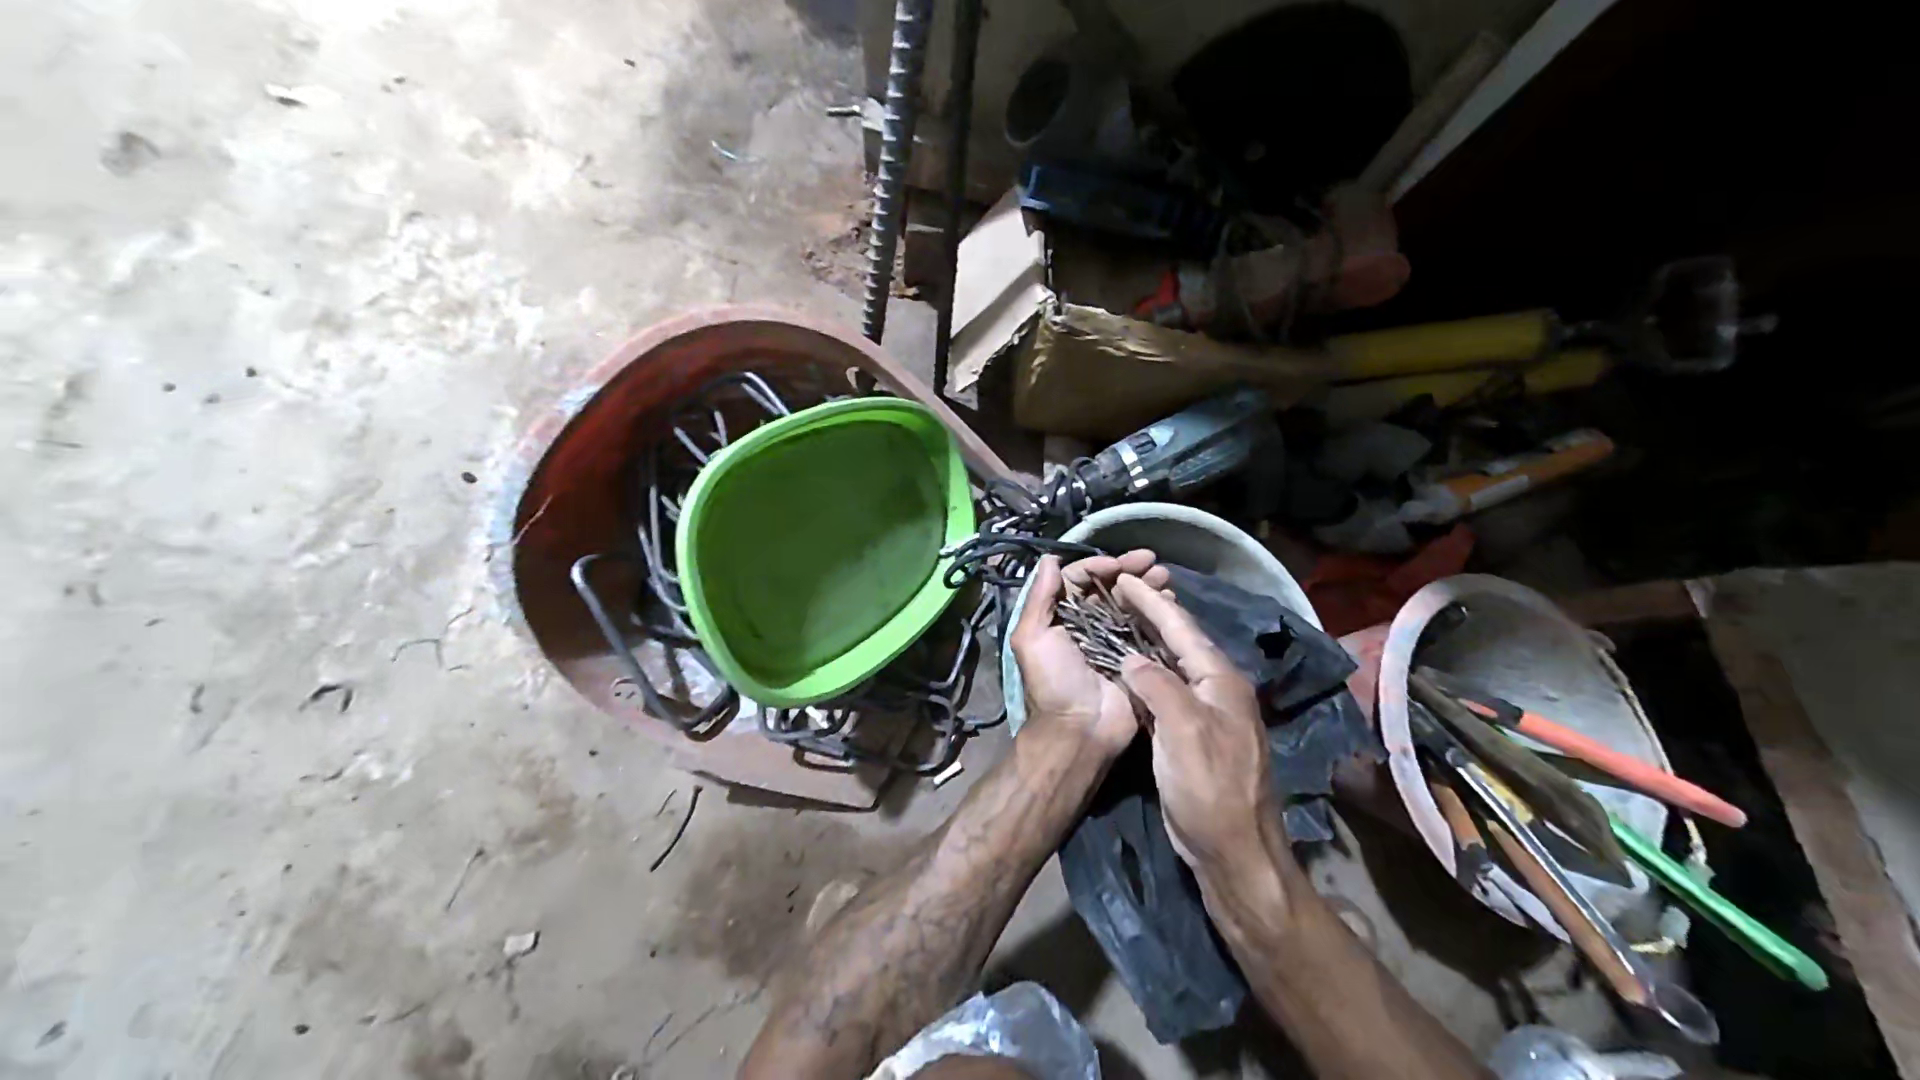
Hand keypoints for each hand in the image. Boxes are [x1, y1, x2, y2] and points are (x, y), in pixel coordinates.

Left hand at [1010, 551, 1170, 758]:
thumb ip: (1039, 598)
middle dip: (1130, 571)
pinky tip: (1172, 599)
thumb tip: (1049, 558)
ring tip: (1165, 575)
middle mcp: (1088, 625)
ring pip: (1132, 604)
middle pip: (1110, 588)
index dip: (1098, 566)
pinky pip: (1149, 629)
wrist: (1080, 729)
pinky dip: (1160, 612)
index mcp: (1061, 618)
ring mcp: (1115, 641)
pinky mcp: (1138, 657)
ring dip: (1148, 586)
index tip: (1118, 562)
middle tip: (1152, 559)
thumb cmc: (1053, 681)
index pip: (1080, 580)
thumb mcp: (1032, 637)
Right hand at [1112, 575, 1276, 870]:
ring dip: (1146, 642)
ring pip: (1172, 666)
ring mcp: (1206, 715)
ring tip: (1117, 621)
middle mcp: (1217, 690)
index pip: (1181, 629)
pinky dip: (1145, 674)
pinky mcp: (1192, 736)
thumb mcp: (1183, 731)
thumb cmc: (1210, 789)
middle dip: (1149, 614)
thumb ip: (1157, 685)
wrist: (1234, 852)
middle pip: (1179, 642)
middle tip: (1116, 592)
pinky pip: (1166, 692)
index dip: (1151, 601)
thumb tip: (1130, 660)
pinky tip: (1128, 670)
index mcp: (1220, 681)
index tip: (1123, 577)